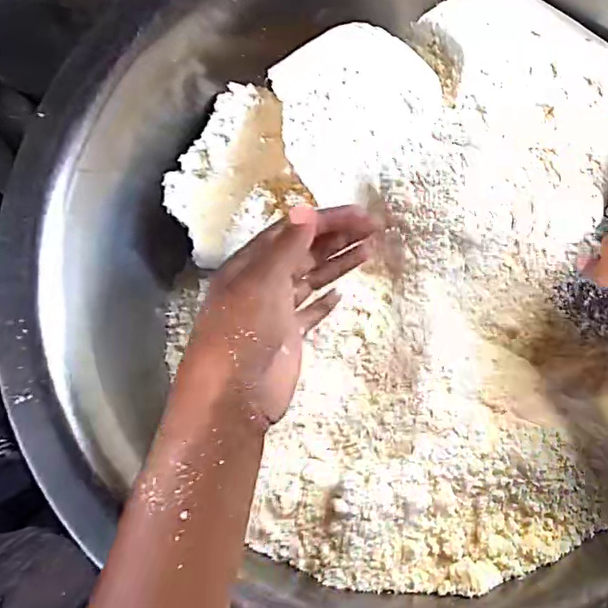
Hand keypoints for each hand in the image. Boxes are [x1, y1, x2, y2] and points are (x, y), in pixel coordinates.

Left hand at [179, 205, 377, 429]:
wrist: (233, 397)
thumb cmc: (242, 334)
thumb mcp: (262, 283)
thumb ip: (287, 248)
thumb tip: (306, 211)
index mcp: (251, 264)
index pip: (293, 231)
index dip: (326, 219)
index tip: (361, 215)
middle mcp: (263, 283)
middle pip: (305, 251)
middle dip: (338, 236)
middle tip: (374, 227)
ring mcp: (277, 310)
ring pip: (312, 277)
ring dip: (339, 261)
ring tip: (369, 249)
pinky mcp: (289, 335)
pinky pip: (312, 310)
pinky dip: (327, 300)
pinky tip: (342, 293)